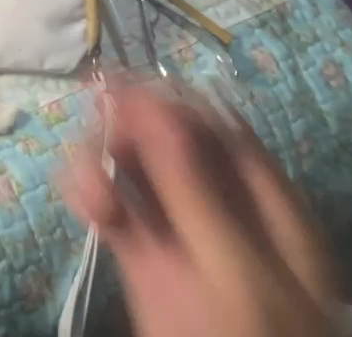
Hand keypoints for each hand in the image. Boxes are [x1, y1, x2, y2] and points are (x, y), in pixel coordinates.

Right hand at [59, 85, 341, 336]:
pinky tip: (83, 198)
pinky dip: (92, 194)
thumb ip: (194, 187)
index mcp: (268, 206)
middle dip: (127, 130)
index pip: (218, 129)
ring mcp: (180, 233)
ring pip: (134, 172)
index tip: (121, 85)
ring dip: (103, 162)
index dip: (169, 101)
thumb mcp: (232, 266)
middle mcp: (222, 208)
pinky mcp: (143, 258)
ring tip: (86, 183)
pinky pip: (114, 209)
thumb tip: (156, 104)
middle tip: (95, 122)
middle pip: (168, 143)